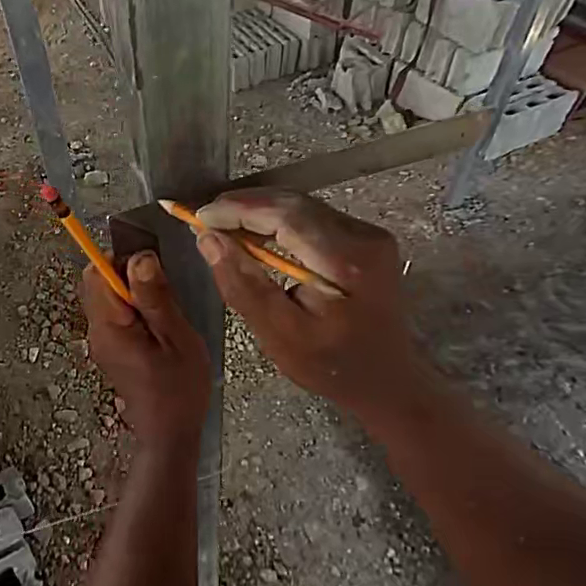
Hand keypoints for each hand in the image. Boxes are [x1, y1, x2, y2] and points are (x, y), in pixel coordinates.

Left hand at [80, 251, 210, 439]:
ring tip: (164, 304)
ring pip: (106, 297)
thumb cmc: (179, 389)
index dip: (121, 258)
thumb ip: (155, 298)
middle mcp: (96, 331)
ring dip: (131, 289)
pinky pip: (114, 313)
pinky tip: (159, 320)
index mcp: (109, 327)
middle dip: (126, 272)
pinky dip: (133, 306)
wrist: (169, 434)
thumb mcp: (176, 339)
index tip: (153, 264)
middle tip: (162, 285)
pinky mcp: (111, 348)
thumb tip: (139, 257)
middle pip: (97, 283)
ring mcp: (101, 341)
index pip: (97, 274)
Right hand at [191, 189, 430, 416]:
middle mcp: (364, 237)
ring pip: (303, 208)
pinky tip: (254, 234)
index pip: (286, 215)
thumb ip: (244, 285)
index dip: (239, 210)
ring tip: (221, 224)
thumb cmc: (332, 367)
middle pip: (295, 204)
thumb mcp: (280, 335)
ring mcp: (368, 236)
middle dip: (245, 207)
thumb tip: (208, 239)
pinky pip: (313, 220)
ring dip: (260, 212)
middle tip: (204, 218)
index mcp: (347, 261)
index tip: (199, 216)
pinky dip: (278, 222)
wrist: (387, 380)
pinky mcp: (364, 241)